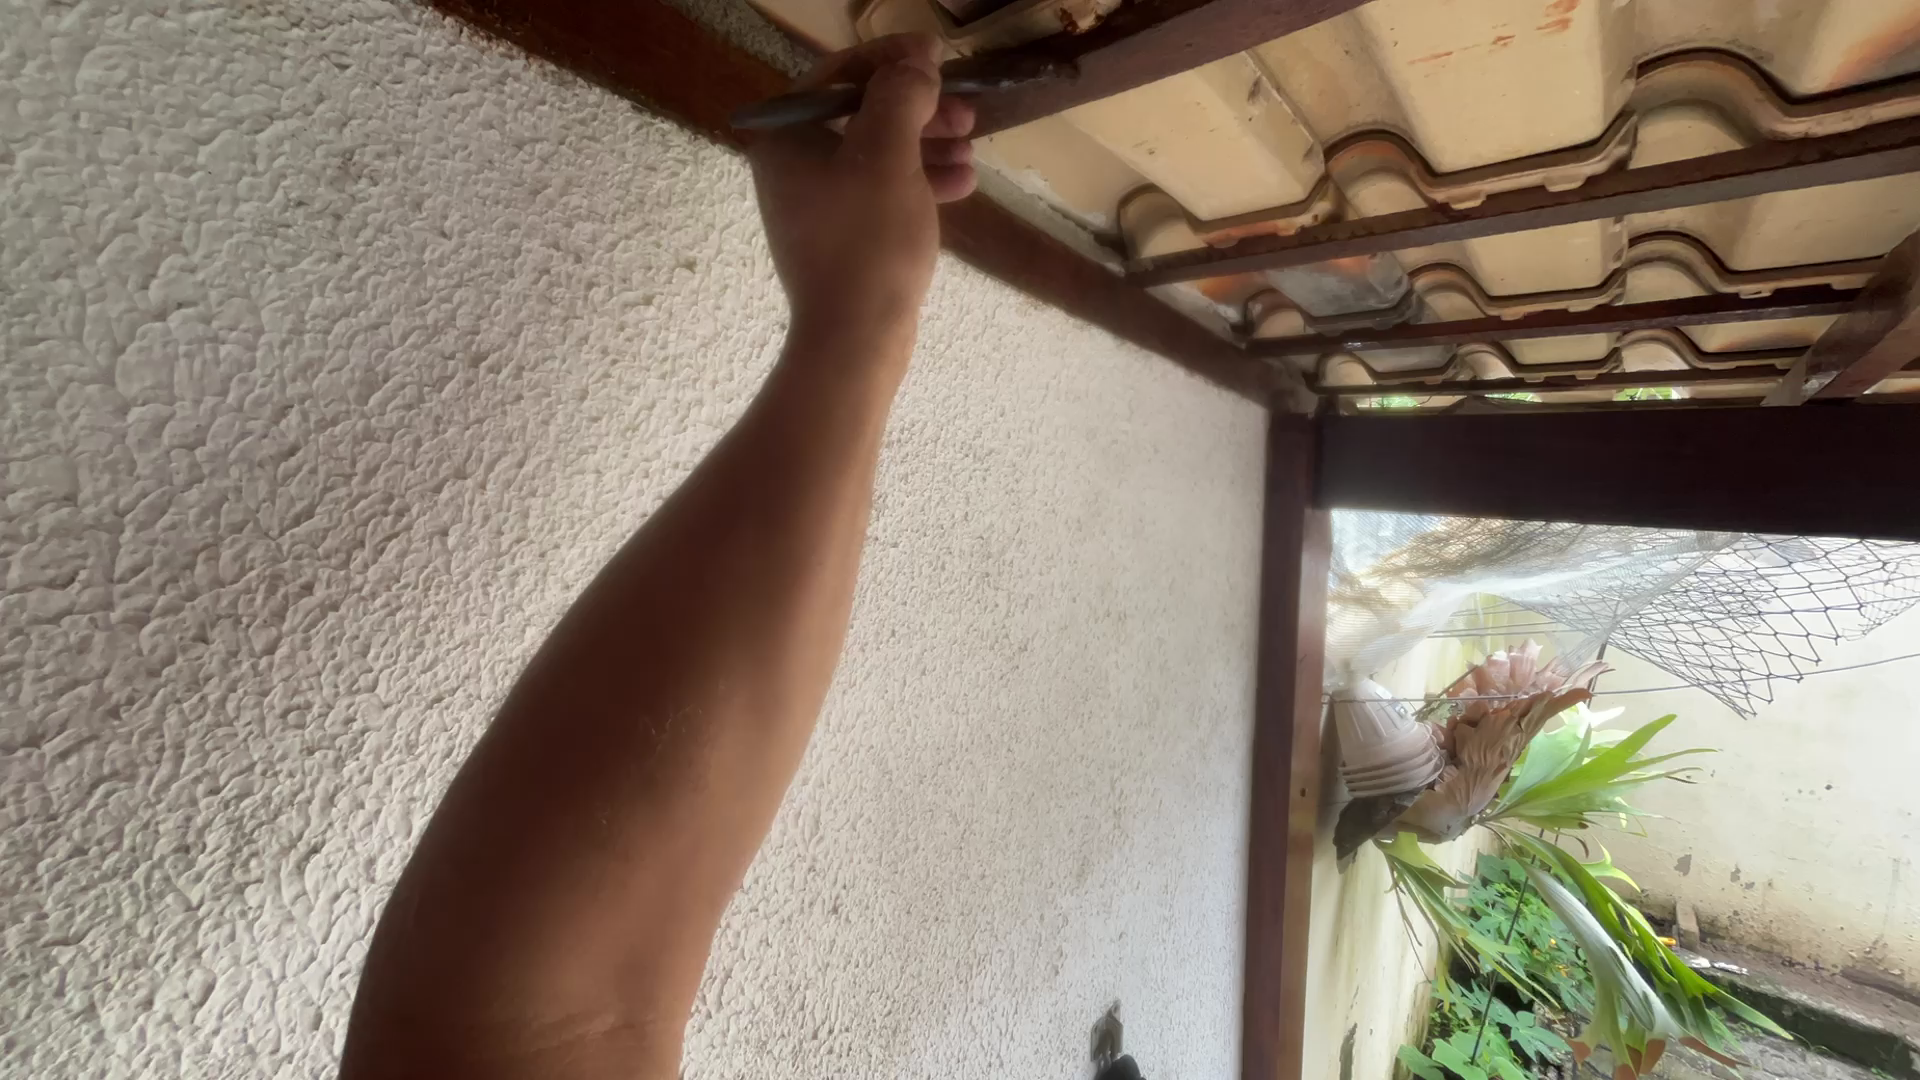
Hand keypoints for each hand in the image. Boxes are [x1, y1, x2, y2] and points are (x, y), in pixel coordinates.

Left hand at [746, 34, 976, 361]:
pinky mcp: (843, 241)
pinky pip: (882, 198)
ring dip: (928, 148)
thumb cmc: (868, 242)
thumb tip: (916, 64)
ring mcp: (817, 208)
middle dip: (919, 111)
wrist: (856, 339)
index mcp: (786, 138)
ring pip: (879, 159)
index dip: (893, 59)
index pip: (840, 75)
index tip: (938, 57)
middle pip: (862, 118)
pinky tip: (961, 184)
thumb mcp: (888, 155)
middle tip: (966, 111)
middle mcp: (793, 168)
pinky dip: (919, 187)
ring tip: (972, 149)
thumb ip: (901, 94)